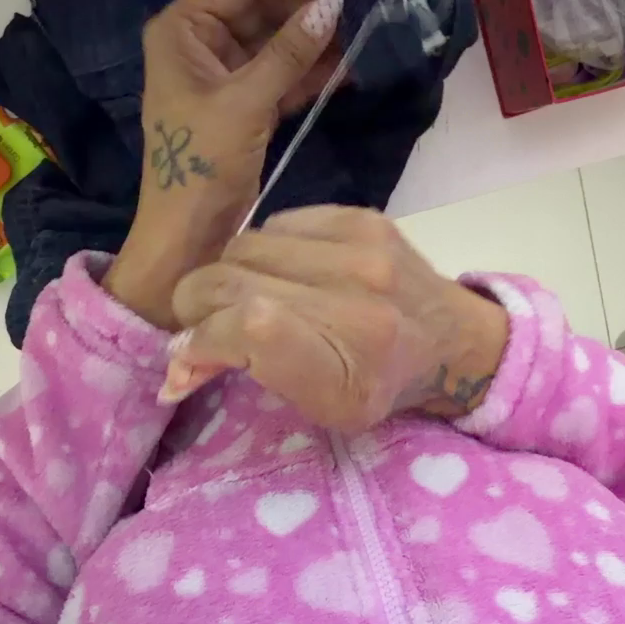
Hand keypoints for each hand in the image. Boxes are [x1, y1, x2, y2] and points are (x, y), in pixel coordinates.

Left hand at [102, 0, 345, 328]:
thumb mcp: (245, 101)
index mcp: (183, 29)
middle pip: (259, 6)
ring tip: (359, 35)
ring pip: (274, 42)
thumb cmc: (202, 164)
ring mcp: (224, 76)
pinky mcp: (245, 107)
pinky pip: (281, 76)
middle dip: (305, 6)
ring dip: (313, 40)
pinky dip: (309, 73)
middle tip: (356, 7)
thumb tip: (333, 3)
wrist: (189, 235)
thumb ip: (289, 52)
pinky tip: (346, 68)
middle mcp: (201, 43)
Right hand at [161, 207, 510, 431]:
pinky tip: (285, 272)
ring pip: (243, 245)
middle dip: (198, 307)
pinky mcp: (360, 217)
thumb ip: (249, 376)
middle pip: (229, 278)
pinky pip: (274, 222)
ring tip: (248, 297)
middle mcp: (355, 296)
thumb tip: (173, 364)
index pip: (247, 325)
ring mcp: (360, 248)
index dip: (203, 338)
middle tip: (208, 326)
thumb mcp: (320, 406)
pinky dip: (264, 250)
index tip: (194, 356)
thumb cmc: (380, 386)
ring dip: (228, 275)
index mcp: (349, 363)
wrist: (452, 340)